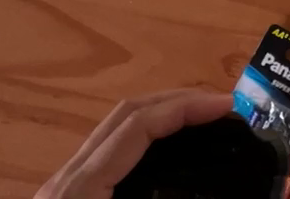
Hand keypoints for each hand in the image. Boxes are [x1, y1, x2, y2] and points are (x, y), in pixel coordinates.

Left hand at [36, 89, 234, 198]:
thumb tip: (214, 193)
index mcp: (80, 190)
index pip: (139, 125)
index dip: (186, 107)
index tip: (227, 106)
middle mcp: (67, 179)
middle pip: (127, 112)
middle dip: (177, 100)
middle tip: (221, 106)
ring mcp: (62, 189)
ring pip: (115, 128)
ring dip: (161, 115)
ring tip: (200, 120)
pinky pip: (109, 151)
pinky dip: (144, 139)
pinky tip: (166, 155)